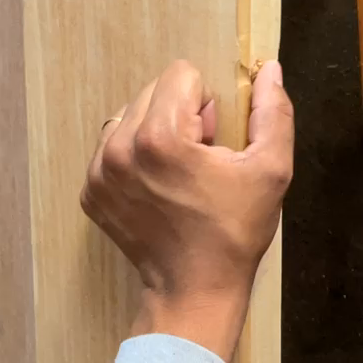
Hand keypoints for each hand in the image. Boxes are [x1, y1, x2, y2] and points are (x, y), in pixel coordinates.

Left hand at [83, 59, 293, 360]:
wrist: (195, 293)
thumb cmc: (236, 231)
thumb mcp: (272, 169)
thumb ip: (273, 112)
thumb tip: (269, 69)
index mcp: (160, 138)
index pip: (181, 74)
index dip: (206, 100)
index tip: (214, 139)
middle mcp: (118, 148)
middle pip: (154, 90)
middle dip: (181, 113)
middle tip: (201, 158)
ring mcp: (98, 172)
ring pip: (131, 114)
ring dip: (157, 129)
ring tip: (180, 171)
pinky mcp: (89, 191)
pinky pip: (114, 144)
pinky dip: (137, 153)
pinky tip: (159, 185)